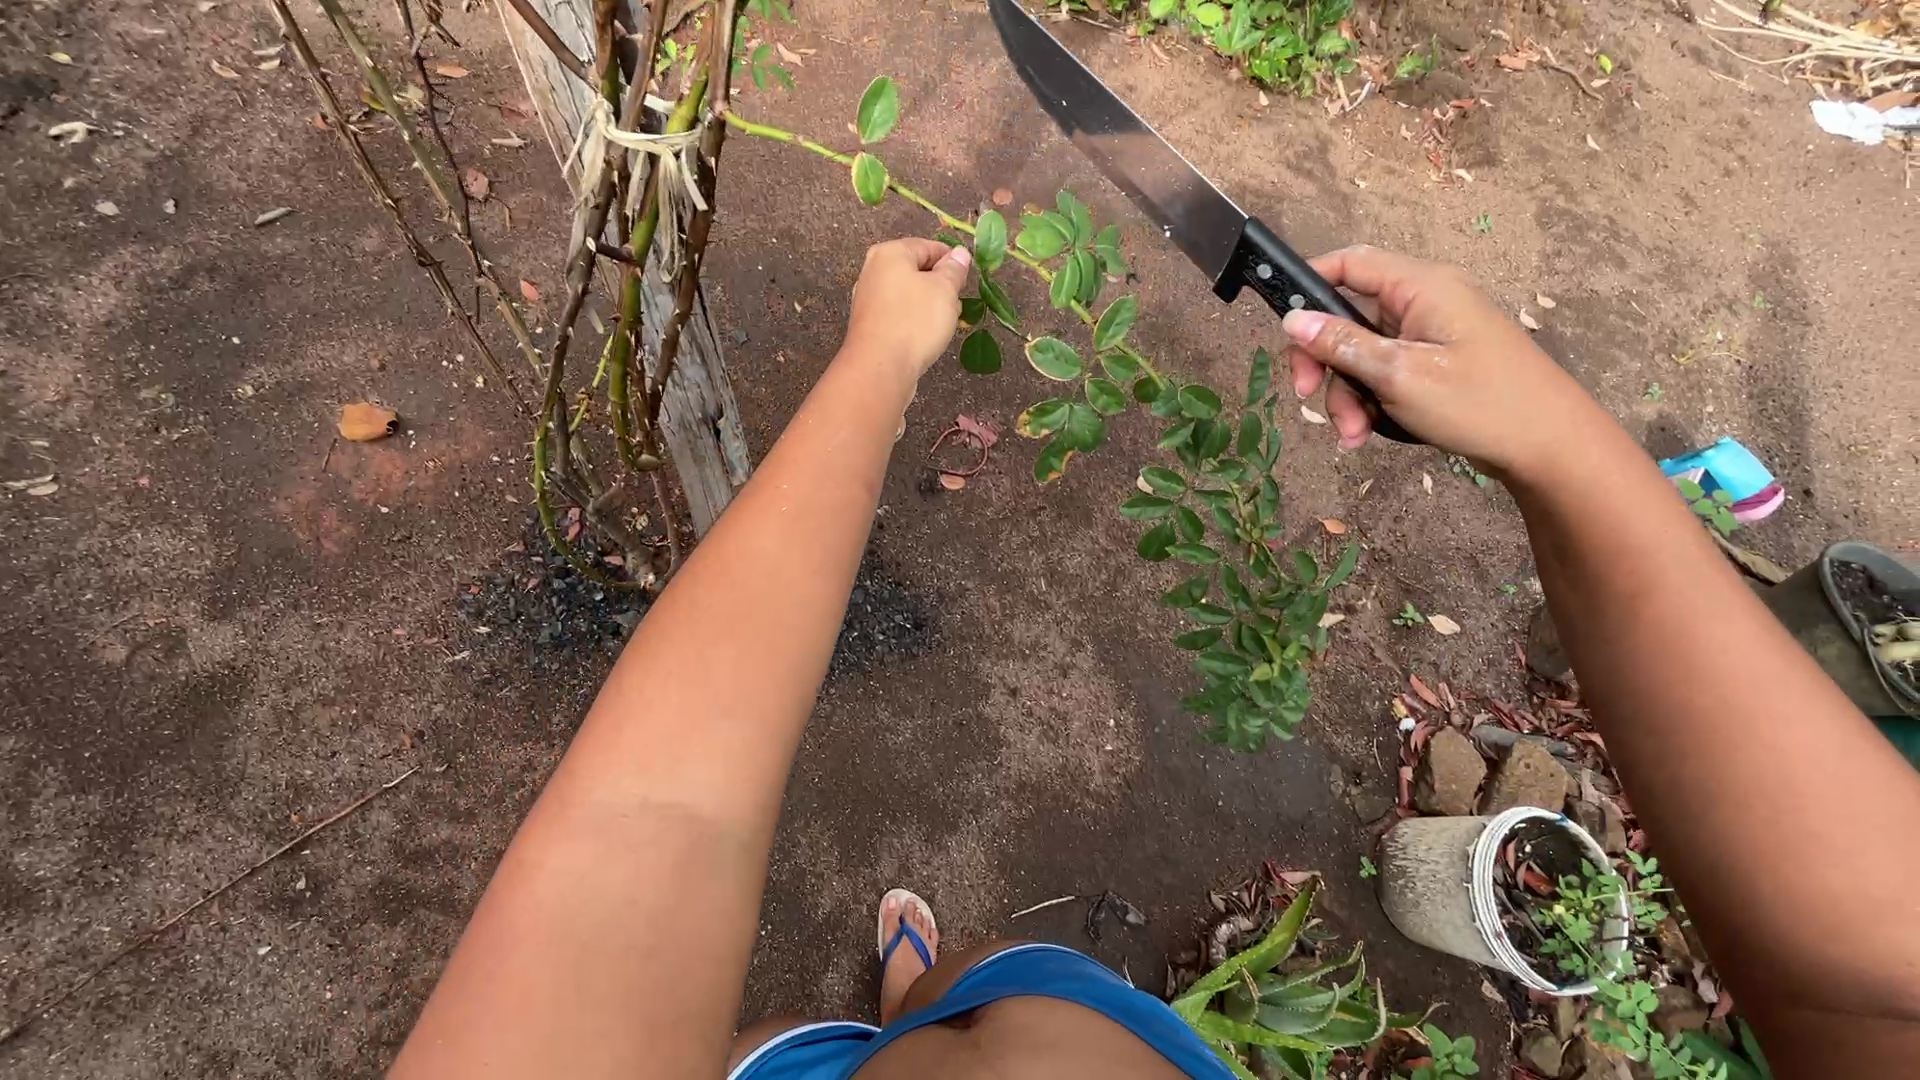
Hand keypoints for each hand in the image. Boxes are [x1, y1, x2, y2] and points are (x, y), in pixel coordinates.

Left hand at [842, 237, 971, 379]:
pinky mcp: (869, 325)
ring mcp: (867, 299)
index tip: (967, 277)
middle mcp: (873, 271)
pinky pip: (898, 314)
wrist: (880, 368)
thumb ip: (954, 270)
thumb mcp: (945, 291)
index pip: (928, 246)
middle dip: (940, 285)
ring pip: (907, 294)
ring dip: (929, 304)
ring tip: (946, 322)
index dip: (952, 260)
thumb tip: (960, 254)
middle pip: (915, 270)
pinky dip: (914, 319)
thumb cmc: (915, 322)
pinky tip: (926, 335)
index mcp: (890, 253)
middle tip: (957, 303)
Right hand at [1280, 246, 1607, 479]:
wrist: (1546, 446)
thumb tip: (1292, 320)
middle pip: (1346, 319)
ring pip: (1359, 355)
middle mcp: (1422, 303)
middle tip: (1306, 397)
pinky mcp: (1430, 364)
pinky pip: (1380, 374)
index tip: (1284, 327)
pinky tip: (1367, 432)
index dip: (1309, 284)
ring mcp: (1426, 335)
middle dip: (1324, 364)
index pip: (1350, 263)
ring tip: (1353, 434)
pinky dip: (1368, 402)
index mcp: (1421, 288)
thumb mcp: (1399, 375)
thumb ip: (1342, 345)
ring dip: (1345, 395)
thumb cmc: (1478, 403)